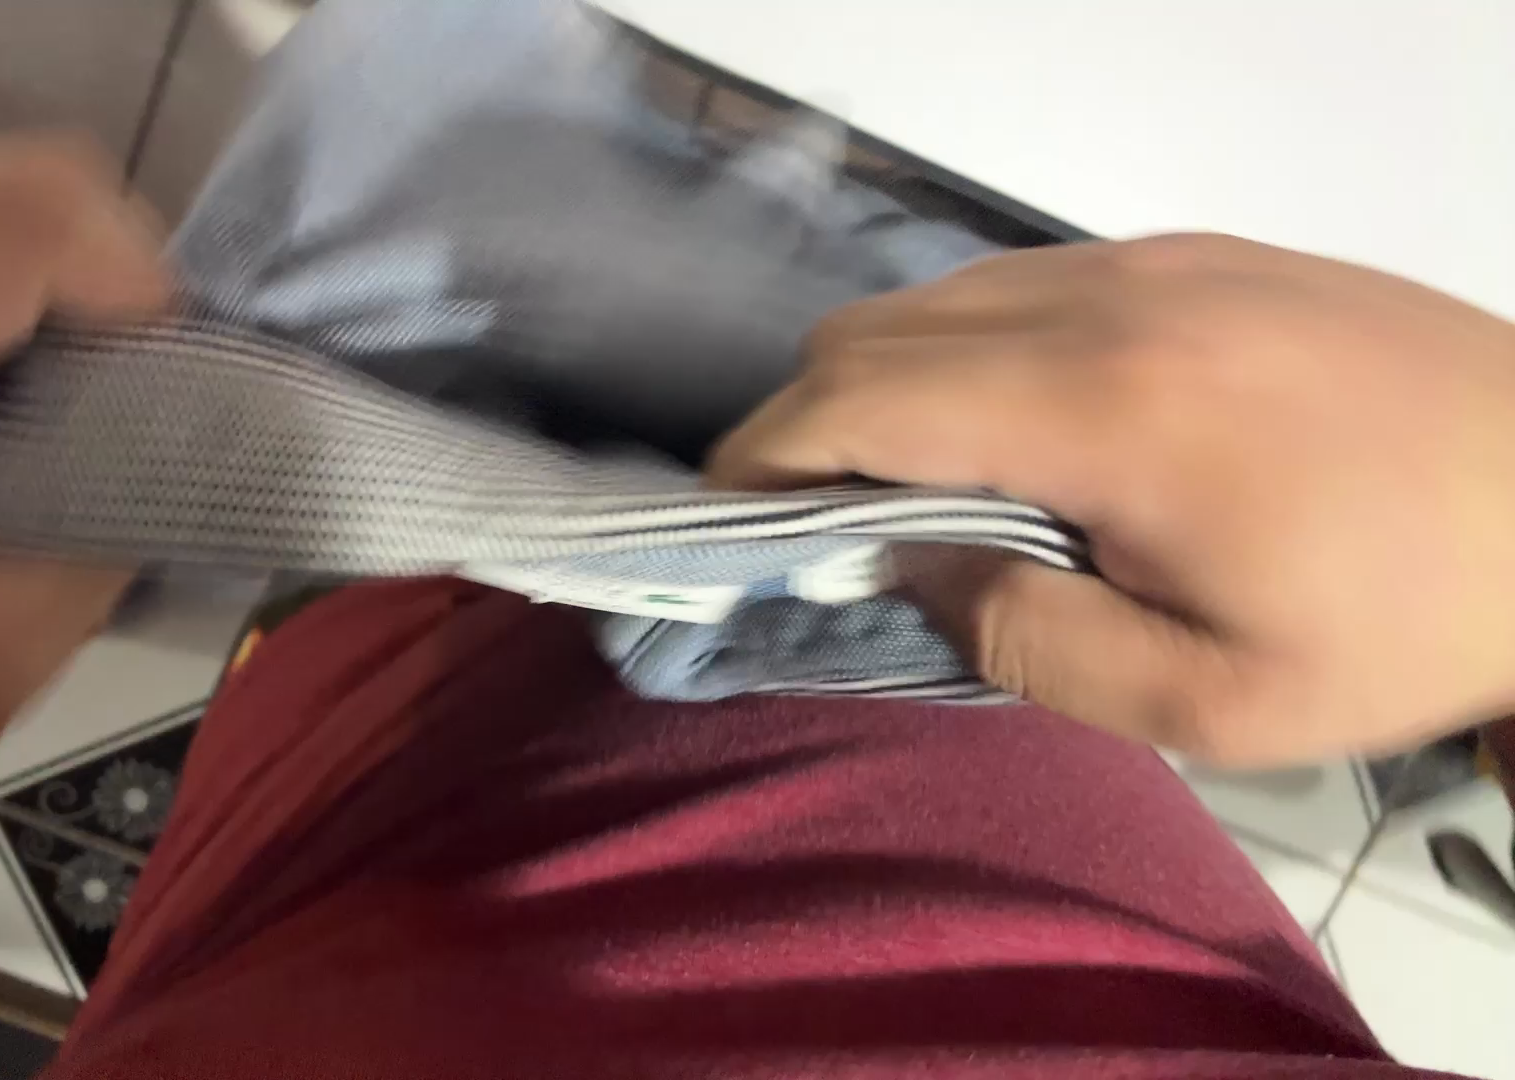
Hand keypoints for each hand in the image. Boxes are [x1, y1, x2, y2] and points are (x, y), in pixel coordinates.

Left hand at [0, 136, 164, 739]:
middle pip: (34, 185)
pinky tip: (59, 342)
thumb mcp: (5, 650)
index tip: (174, 378)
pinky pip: (4, 200)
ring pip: (30, 180)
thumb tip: (198, 429)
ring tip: (105, 365)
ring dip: (103, 267)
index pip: (17, 230)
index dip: (137, 283)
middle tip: (148, 379)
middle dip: (132, 275)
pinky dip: (67, 260)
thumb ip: (105, 535)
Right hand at [710, 234, 1514, 764]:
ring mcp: (1137, 260)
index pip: (860, 400)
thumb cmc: (1407, 621)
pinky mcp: (1170, 254)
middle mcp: (1102, 301)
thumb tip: (900, 562)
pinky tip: (966, 419)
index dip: (765, 450)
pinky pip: (984, 291)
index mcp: (1104, 407)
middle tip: (789, 504)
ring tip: (867, 468)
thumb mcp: (1197, 698)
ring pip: (914, 304)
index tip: (723, 504)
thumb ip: (1010, 633)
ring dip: (857, 385)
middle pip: (864, 337)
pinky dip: (928, 355)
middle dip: (792, 421)